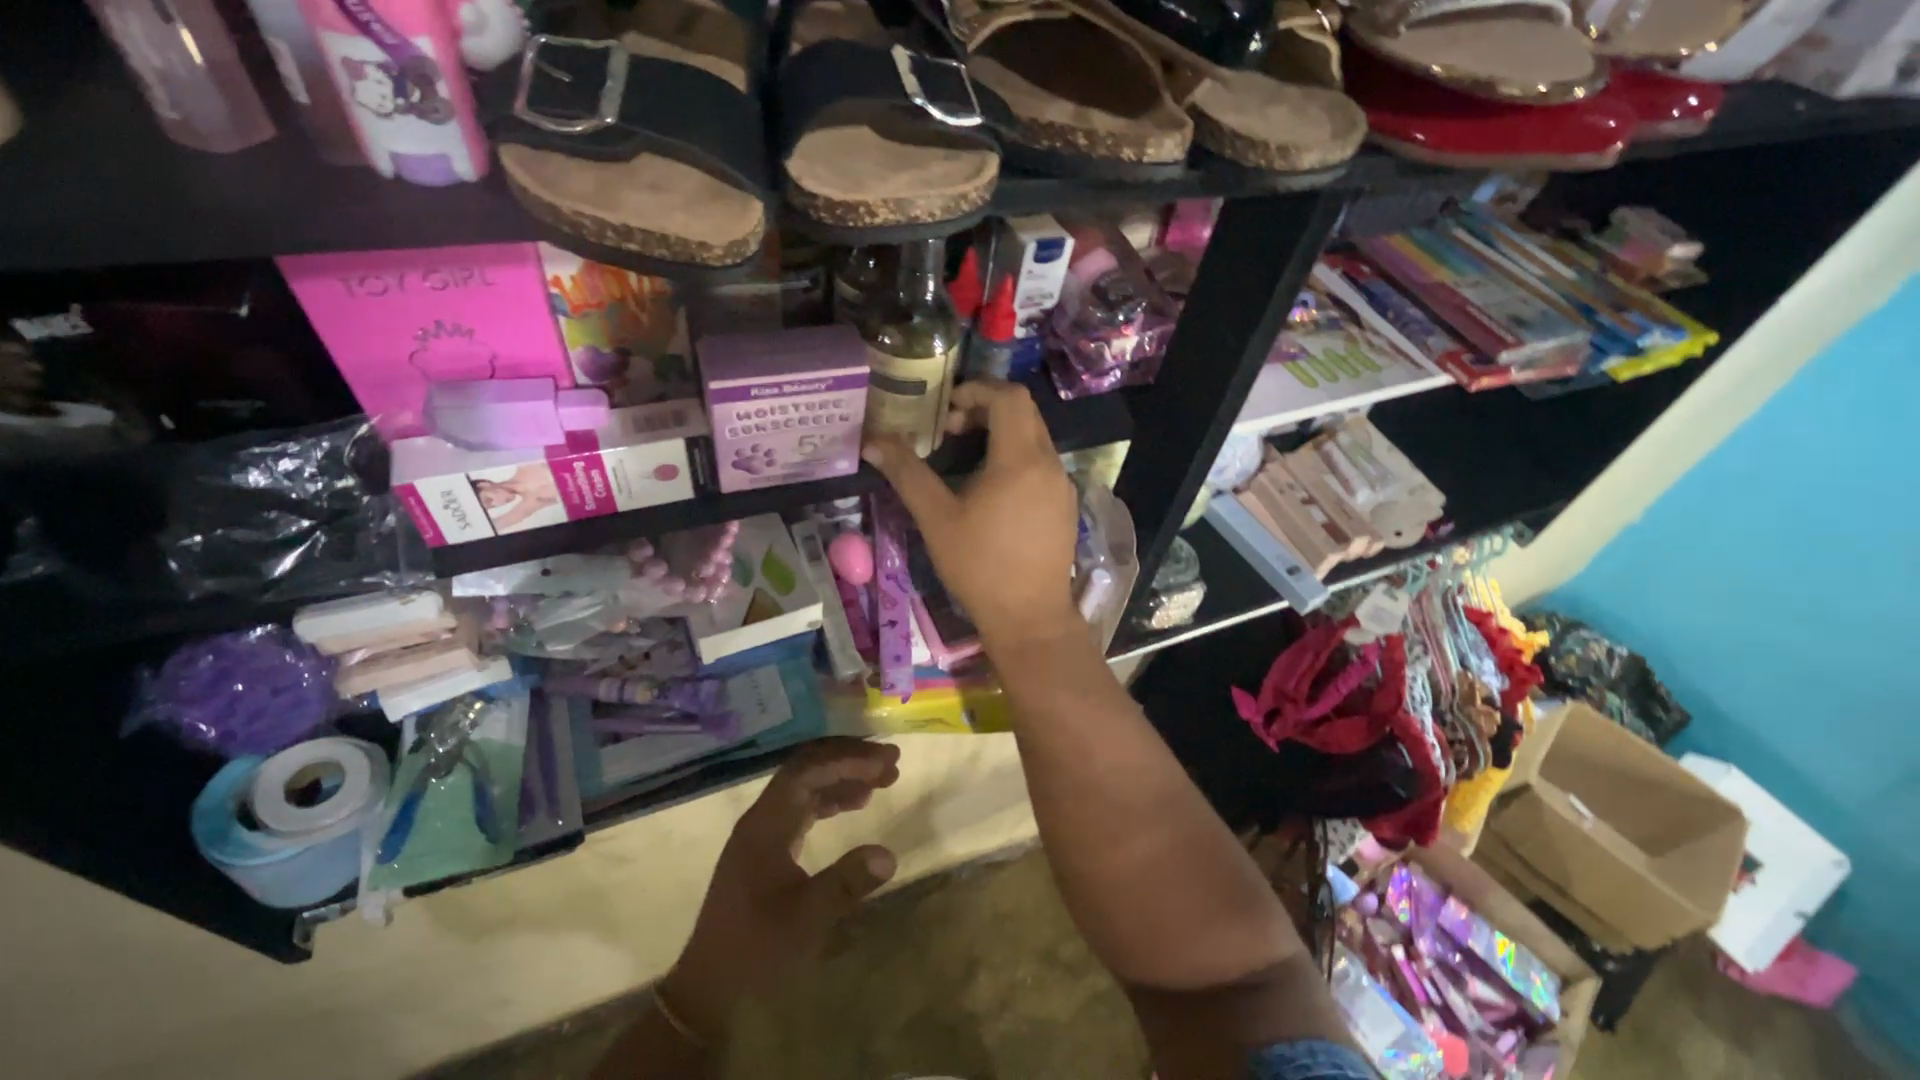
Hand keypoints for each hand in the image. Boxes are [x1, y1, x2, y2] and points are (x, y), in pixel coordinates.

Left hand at [661, 738, 901, 1039]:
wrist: (711, 986)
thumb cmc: (755, 949)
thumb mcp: (806, 918)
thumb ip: (846, 883)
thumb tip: (888, 855)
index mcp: (765, 825)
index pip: (806, 771)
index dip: (848, 760)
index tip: (886, 763)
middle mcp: (761, 819)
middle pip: (805, 769)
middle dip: (847, 759)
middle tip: (890, 762)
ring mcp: (762, 833)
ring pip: (805, 787)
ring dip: (842, 777)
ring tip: (883, 780)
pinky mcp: (767, 850)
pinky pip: (802, 807)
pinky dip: (831, 799)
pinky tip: (855, 805)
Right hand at [861, 380, 1082, 650]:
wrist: (1029, 617)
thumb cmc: (980, 566)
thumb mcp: (936, 518)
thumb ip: (907, 473)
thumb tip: (873, 441)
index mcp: (1020, 460)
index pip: (1009, 397)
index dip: (976, 390)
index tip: (945, 409)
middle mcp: (1049, 464)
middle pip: (1024, 412)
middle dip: (986, 408)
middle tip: (950, 430)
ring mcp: (1063, 485)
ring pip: (1035, 437)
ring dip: (1002, 433)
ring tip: (966, 457)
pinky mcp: (1065, 506)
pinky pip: (1043, 463)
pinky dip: (1017, 456)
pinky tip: (991, 488)